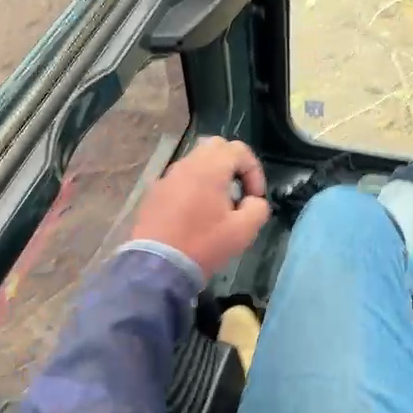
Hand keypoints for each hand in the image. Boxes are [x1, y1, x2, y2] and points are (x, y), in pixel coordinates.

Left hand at [129, 136, 270, 277]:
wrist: (156, 266)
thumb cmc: (203, 244)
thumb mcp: (243, 231)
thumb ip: (258, 208)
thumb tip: (252, 201)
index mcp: (211, 168)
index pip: (239, 150)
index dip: (254, 170)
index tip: (255, 197)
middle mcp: (188, 165)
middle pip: (216, 146)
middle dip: (233, 164)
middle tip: (238, 190)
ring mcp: (168, 177)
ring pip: (196, 160)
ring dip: (213, 174)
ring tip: (217, 203)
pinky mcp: (154, 192)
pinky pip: (180, 177)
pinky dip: (194, 185)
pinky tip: (195, 212)